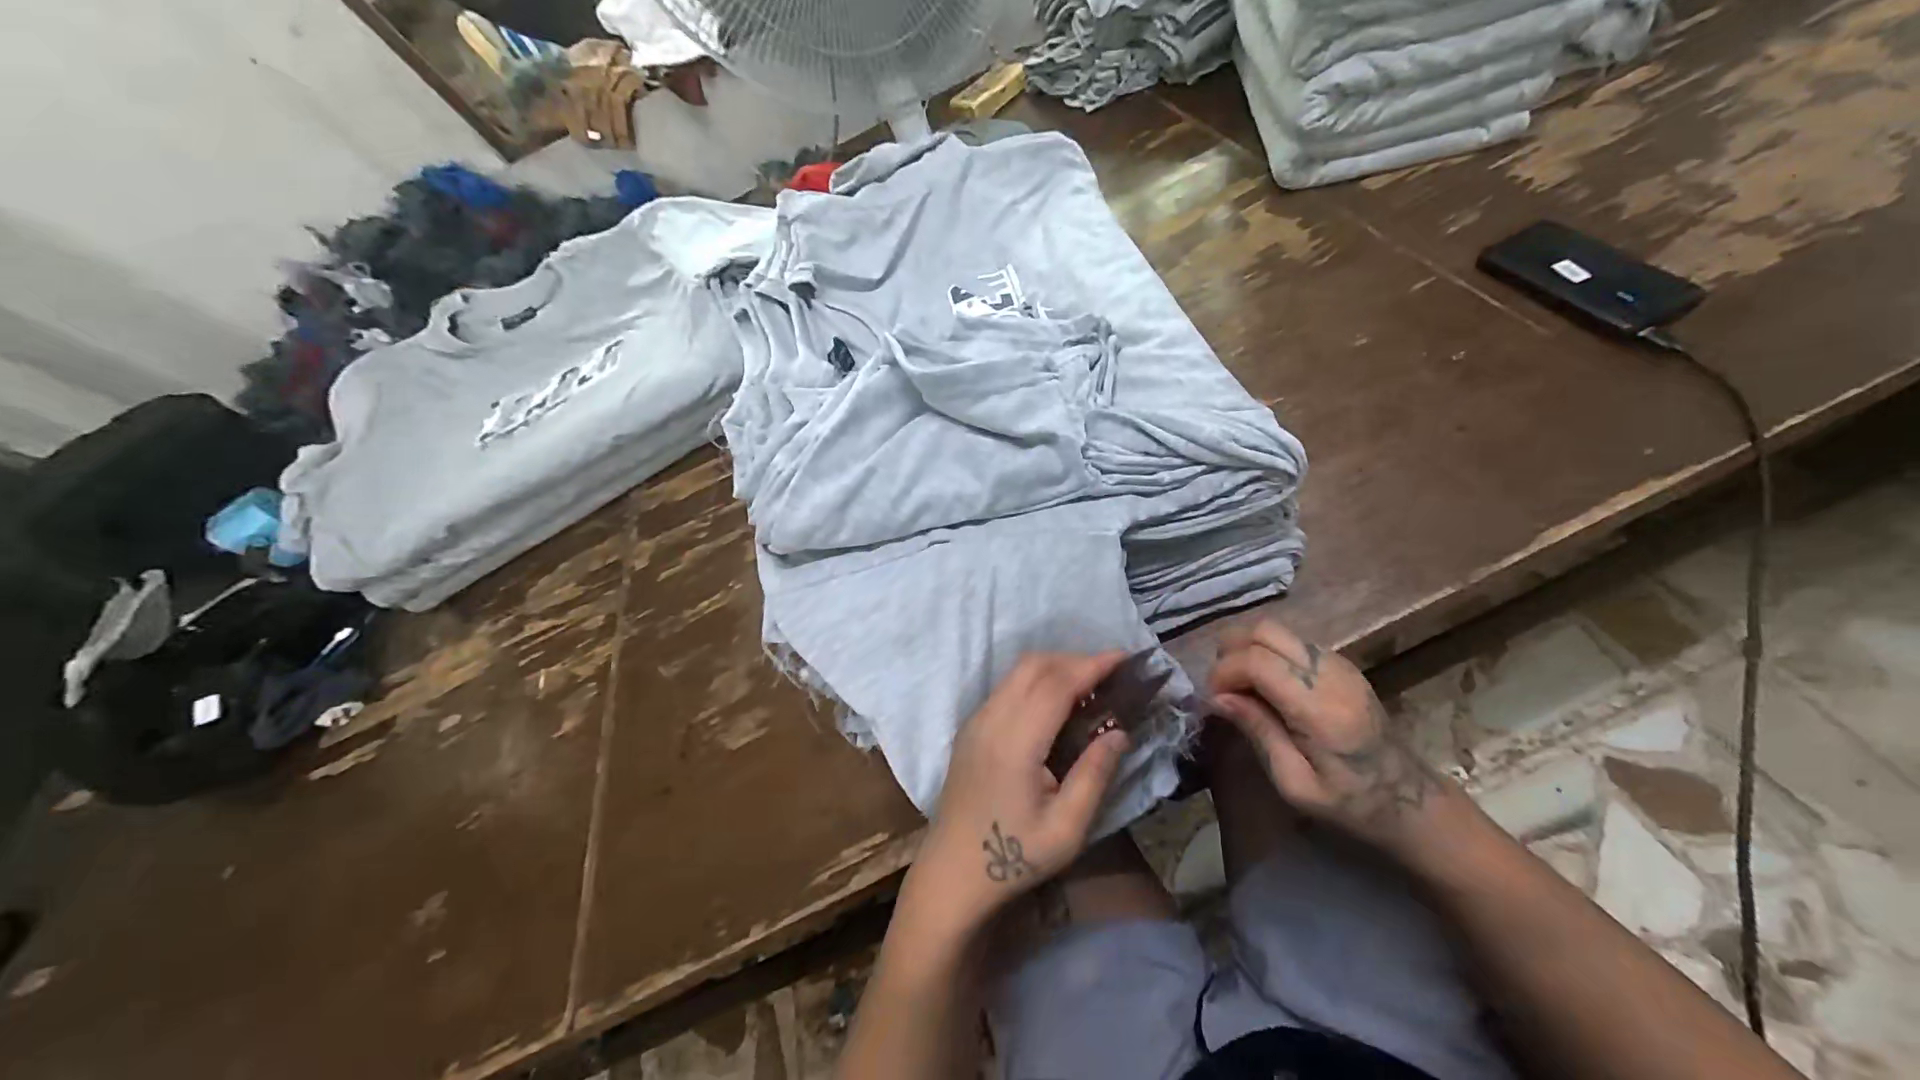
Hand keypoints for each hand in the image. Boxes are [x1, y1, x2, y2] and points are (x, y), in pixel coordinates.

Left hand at [907, 652, 1132, 934]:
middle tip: (1110, 673)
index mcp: (1014, 742)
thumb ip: (1094, 774)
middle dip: (1074, 659)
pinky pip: (1006, 687)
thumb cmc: (1015, 855)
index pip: (1056, 684)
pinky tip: (1057, 703)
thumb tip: (1119, 732)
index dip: (1091, 665)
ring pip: (1017, 673)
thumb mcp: (1067, 828)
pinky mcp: (970, 728)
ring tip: (1089, 685)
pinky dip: (1036, 681)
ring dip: (1054, 667)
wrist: (954, 870)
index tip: (1125, 658)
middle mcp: (991, 720)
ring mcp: (976, 721)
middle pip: (1033, 666)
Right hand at [1209, 619, 1443, 852]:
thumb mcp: (1295, 784)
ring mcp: (1340, 663)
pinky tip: (1265, 687)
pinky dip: (1266, 654)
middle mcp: (1331, 673)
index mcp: (1320, 708)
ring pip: (1275, 630)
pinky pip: (1290, 642)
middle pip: (1263, 630)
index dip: (1223, 673)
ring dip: (1247, 650)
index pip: (1256, 660)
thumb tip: (1218, 698)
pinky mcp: (1342, 664)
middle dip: (1231, 653)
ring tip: (1240, 687)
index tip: (1213, 701)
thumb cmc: (1352, 804)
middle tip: (1223, 688)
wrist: (1412, 801)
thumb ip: (1257, 731)